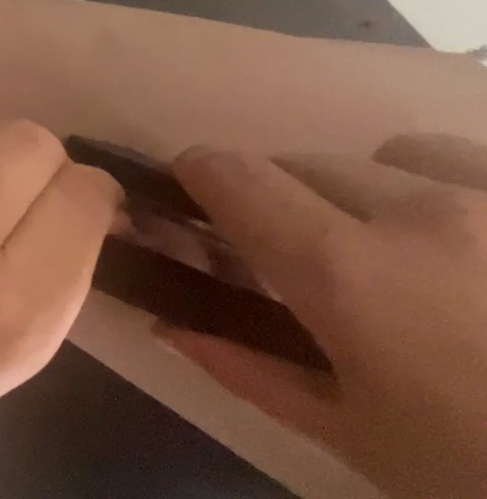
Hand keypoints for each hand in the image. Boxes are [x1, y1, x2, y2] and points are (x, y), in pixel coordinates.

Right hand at [168, 136, 486, 498]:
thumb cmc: (485, 475)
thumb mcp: (366, 442)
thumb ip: (251, 370)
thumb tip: (167, 325)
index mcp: (344, 266)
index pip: (226, 171)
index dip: (197, 180)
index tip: (198, 210)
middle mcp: (419, 213)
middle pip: (305, 162)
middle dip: (289, 203)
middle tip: (316, 264)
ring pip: (404, 155)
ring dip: (385, 188)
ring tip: (420, 250)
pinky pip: (485, 170)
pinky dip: (466, 194)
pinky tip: (480, 251)